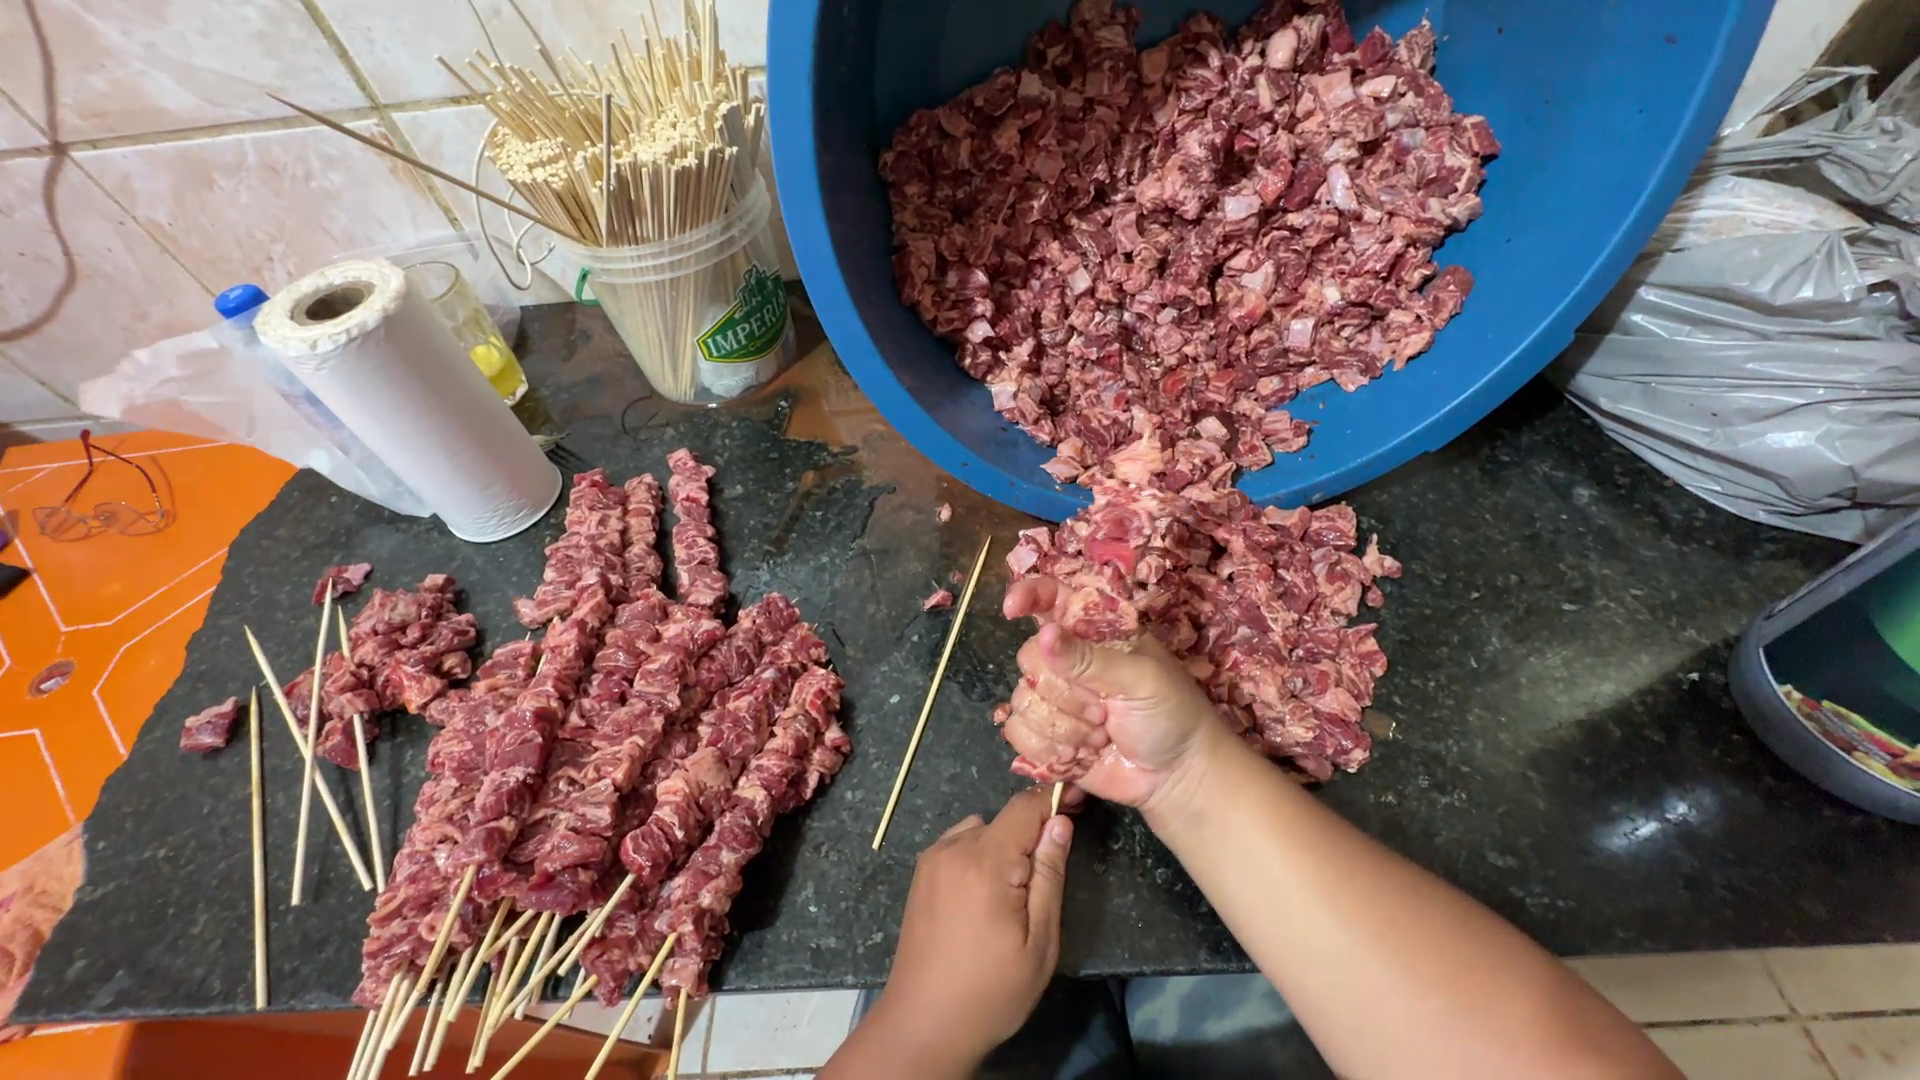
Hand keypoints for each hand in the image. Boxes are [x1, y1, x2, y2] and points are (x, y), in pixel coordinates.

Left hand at [871, 790, 1072, 1066]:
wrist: (923, 1023)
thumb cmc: (991, 990)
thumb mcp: (1039, 941)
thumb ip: (1050, 875)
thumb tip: (1060, 822)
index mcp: (985, 862)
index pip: (1025, 806)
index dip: (1055, 800)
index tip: (1080, 803)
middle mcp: (954, 849)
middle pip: (1004, 819)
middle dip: (1031, 835)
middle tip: (1044, 881)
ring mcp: (933, 859)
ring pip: (982, 829)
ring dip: (1003, 846)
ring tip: (1010, 896)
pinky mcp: (921, 873)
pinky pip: (960, 843)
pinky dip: (979, 854)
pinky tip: (982, 896)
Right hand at [1003, 578, 1225, 808]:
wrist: (1177, 776)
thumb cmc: (1171, 714)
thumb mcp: (1140, 679)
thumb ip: (1089, 659)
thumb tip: (1044, 634)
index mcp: (1094, 632)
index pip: (1052, 598)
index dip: (1028, 595)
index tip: (1011, 610)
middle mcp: (1068, 660)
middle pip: (1029, 659)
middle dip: (1064, 693)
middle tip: (1103, 709)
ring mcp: (1055, 699)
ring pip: (1022, 700)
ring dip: (1063, 727)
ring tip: (1100, 736)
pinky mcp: (1046, 735)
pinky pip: (1017, 732)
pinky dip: (1047, 748)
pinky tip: (1079, 755)